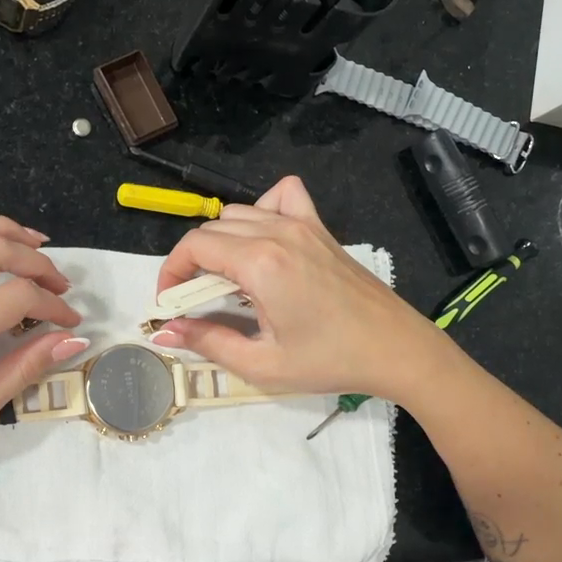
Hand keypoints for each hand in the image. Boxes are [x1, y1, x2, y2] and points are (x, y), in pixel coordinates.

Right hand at [150, 176, 451, 400]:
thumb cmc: (329, 361)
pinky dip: (262, 210)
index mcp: (260, 264)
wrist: (396, 349)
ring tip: (227, 281)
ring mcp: (303, 225)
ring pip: (239, 213)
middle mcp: (277, 233)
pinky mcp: (321, 229)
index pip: (194, 246)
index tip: (171, 304)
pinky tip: (263, 242)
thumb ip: (208, 343)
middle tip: (194, 302)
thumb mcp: (261, 364)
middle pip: (211, 228)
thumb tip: (166, 333)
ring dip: (220, 242)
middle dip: (191, 262)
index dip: (171, 273)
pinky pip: (282, 197)